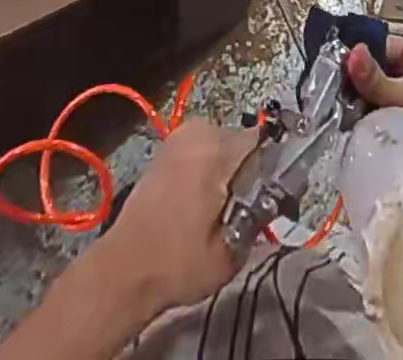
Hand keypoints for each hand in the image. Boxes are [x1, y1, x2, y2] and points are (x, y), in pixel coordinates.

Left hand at [95, 118, 258, 313]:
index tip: (277, 192)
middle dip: (250, 166)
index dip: (275, 164)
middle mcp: (196, 134)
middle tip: (251, 204)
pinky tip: (203, 199)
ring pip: (219, 142)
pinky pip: (199, 148)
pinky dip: (207, 166)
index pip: (261, 140)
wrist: (125, 268)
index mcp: (215, 151)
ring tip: (225, 204)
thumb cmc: (179, 263)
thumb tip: (274, 197)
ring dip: (228, 166)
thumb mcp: (231, 252)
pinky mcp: (163, 151)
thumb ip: (258, 217)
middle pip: (240, 139)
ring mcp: (176, 139)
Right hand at [346, 38, 402, 166]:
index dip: (358, 55)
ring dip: (362, 100)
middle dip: (358, 82)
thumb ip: (372, 77)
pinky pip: (383, 109)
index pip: (380, 46)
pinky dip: (369, 115)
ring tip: (339, 109)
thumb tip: (351, 51)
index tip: (335, 70)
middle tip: (334, 93)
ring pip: (378, 91)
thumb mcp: (400, 96)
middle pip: (377, 69)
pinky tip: (352, 122)